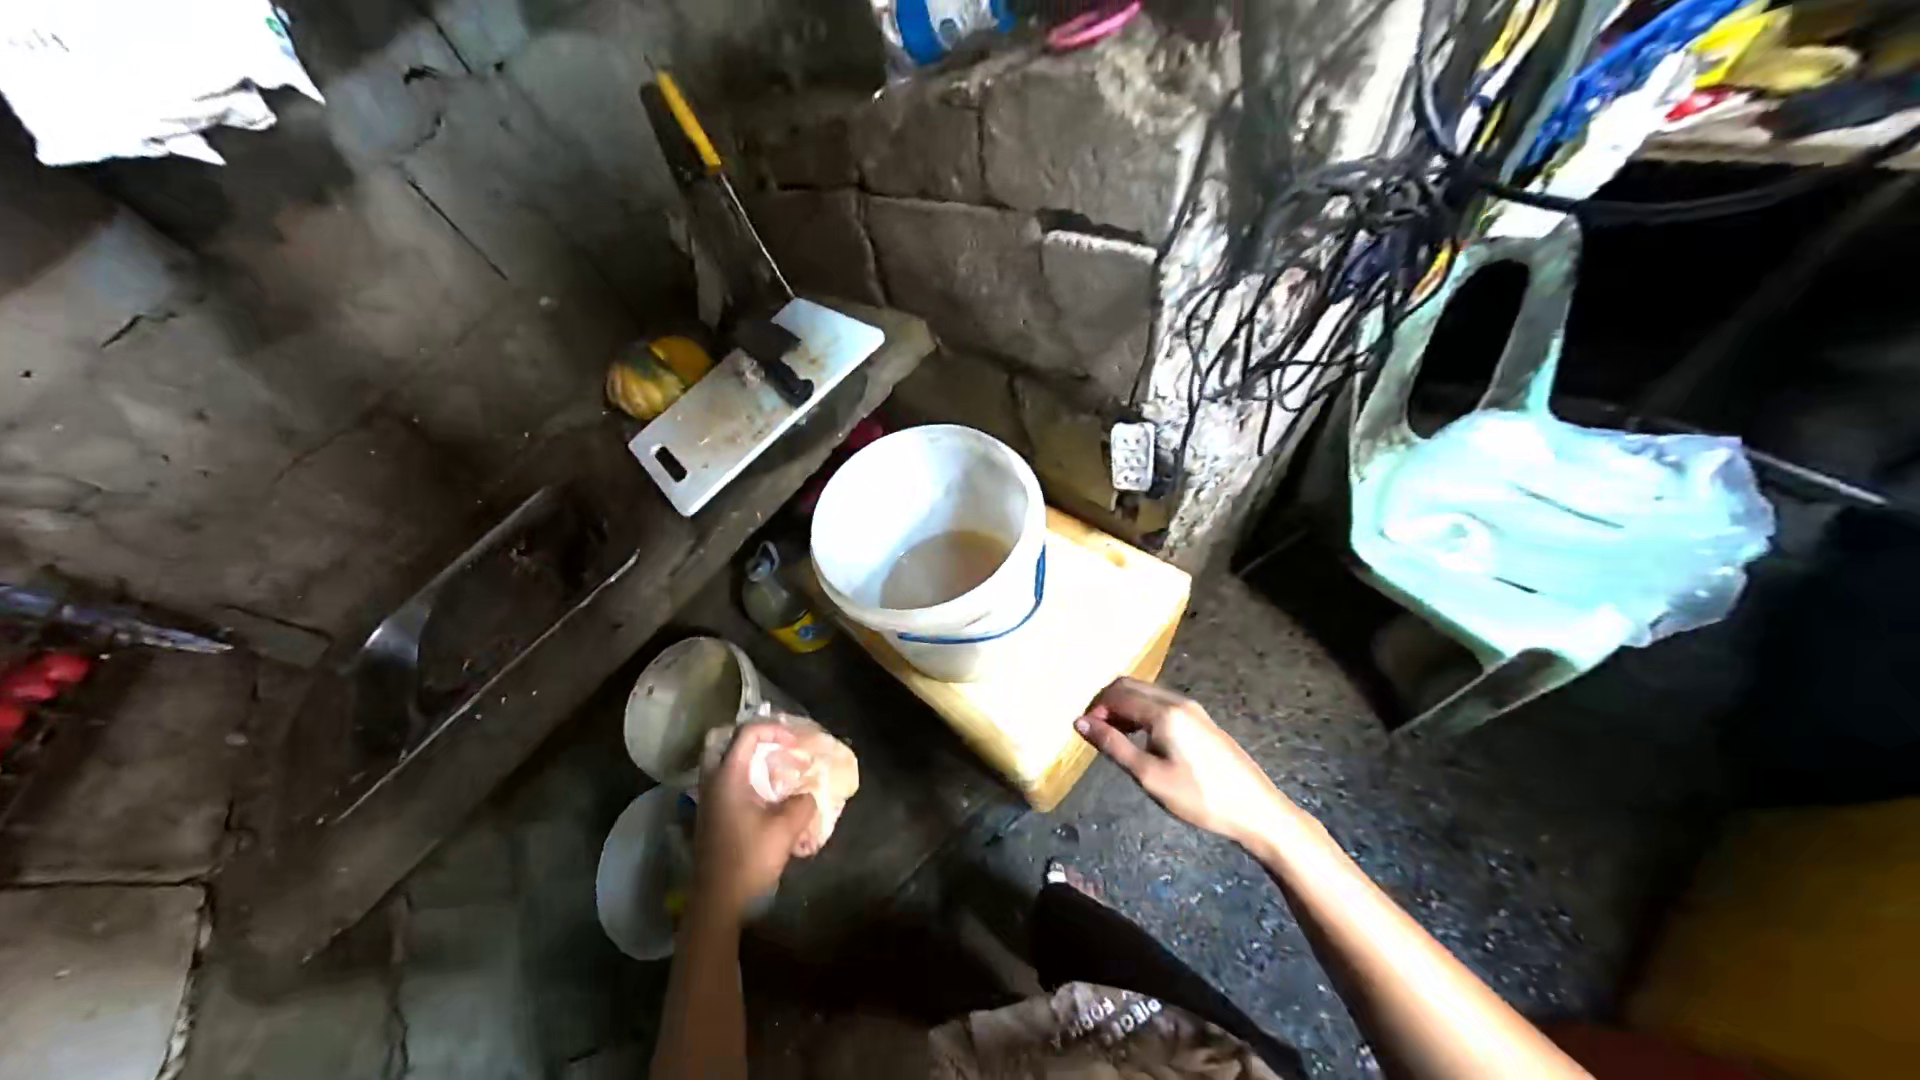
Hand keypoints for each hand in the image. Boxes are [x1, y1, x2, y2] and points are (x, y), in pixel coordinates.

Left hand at [692, 723, 816, 920]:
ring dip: (749, 760)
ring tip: (777, 769)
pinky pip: (726, 783)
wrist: (717, 903)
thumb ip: (802, 804)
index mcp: (728, 777)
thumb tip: (808, 796)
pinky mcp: (711, 817)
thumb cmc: (749, 860)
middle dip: (752, 739)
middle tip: (776, 746)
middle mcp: (713, 782)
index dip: (774, 730)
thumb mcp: (785, 830)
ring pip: (724, 764)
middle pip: (724, 742)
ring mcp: (708, 800)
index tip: (795, 744)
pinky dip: (746, 778)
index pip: (747, 733)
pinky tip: (768, 797)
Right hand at [1075, 677, 1294, 848]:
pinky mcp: (1202, 721)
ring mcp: (1193, 709)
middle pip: (1131, 686)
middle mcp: (1178, 701)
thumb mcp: (1149, 776)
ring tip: (1114, 737)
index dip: (1095, 708)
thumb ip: (1113, 745)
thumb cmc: (1199, 798)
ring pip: (1147, 693)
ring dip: (1124, 707)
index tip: (1083, 731)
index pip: (1117, 694)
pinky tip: (1141, 739)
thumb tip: (1080, 723)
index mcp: (1164, 712)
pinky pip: (1161, 704)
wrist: (1257, 811)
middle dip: (1107, 703)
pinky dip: (1142, 712)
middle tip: (1095, 731)